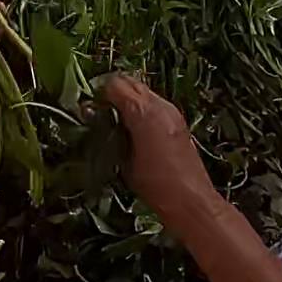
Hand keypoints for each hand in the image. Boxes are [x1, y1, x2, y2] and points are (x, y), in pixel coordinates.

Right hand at [99, 74, 217, 213]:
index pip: (115, 84)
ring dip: (128, 98)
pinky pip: (155, 103)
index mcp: (144, 113)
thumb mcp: (124, 162)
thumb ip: (111, 135)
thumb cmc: (155, 185)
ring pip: (144, 90)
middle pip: (131, 81)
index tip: (90, 107)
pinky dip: (142, 107)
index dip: (99, 92)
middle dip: (113, 91)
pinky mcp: (178, 119)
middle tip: (100, 110)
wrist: (190, 200)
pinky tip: (133, 127)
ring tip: (115, 119)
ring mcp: (172, 111)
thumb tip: (98, 120)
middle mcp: (160, 105)